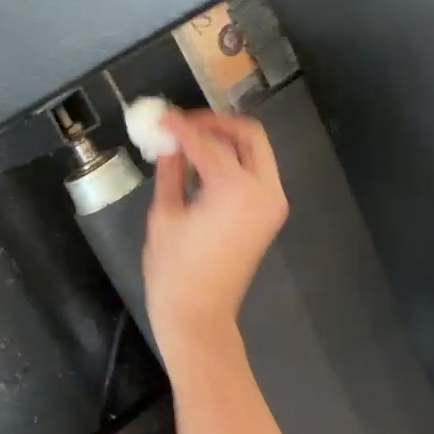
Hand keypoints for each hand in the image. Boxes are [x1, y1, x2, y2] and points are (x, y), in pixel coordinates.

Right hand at [143, 109, 287, 359]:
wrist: (198, 314)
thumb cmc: (173, 271)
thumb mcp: (164, 217)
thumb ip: (170, 174)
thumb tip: (168, 147)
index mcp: (234, 189)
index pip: (208, 144)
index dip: (182, 128)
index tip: (161, 119)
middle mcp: (263, 189)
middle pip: (248, 136)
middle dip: (216, 125)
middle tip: (185, 126)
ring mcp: (272, 203)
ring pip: (256, 153)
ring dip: (227, 142)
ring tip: (191, 144)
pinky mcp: (269, 215)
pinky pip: (256, 174)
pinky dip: (234, 163)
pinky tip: (205, 168)